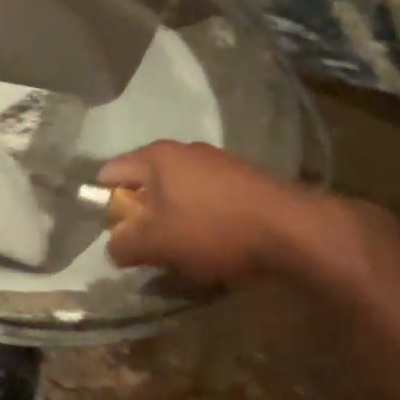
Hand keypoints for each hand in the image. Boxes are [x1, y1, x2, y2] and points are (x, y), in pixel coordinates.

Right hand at [97, 141, 328, 285]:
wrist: (294, 231)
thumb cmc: (212, 229)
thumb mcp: (155, 244)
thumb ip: (122, 245)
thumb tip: (114, 246)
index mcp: (155, 156)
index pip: (109, 173)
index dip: (105, 204)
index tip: (118, 233)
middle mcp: (184, 150)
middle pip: (145, 183)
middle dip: (142, 215)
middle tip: (150, 246)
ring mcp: (218, 161)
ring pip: (178, 192)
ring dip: (173, 219)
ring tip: (184, 250)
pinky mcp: (244, 178)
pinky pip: (207, 198)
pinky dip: (203, 219)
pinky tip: (216, 244)